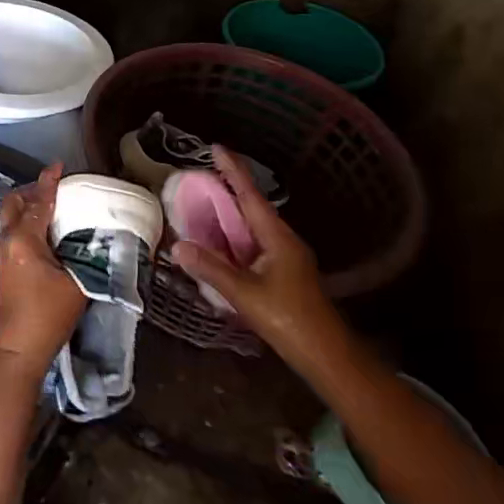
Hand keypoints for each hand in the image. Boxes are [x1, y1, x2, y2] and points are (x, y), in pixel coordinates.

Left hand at [0, 163, 85, 366]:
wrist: (19, 346)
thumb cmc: (48, 315)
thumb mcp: (77, 285)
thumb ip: (87, 258)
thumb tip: (97, 241)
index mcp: (23, 239)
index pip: (38, 203)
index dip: (49, 183)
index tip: (58, 166)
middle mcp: (7, 240)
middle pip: (13, 203)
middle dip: (32, 190)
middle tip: (56, 188)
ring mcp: (1, 253)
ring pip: (10, 217)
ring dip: (27, 206)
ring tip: (53, 206)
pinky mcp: (4, 265)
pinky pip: (12, 230)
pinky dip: (26, 221)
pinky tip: (45, 231)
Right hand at [170, 145, 342, 362]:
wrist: (326, 354)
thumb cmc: (289, 319)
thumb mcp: (244, 293)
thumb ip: (211, 268)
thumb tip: (177, 246)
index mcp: (277, 238)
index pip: (250, 196)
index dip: (234, 171)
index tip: (216, 148)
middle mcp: (282, 241)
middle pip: (252, 206)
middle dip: (228, 187)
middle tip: (200, 174)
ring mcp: (283, 257)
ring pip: (251, 225)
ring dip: (229, 211)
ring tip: (202, 201)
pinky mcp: (280, 271)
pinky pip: (251, 242)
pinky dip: (231, 233)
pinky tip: (216, 239)